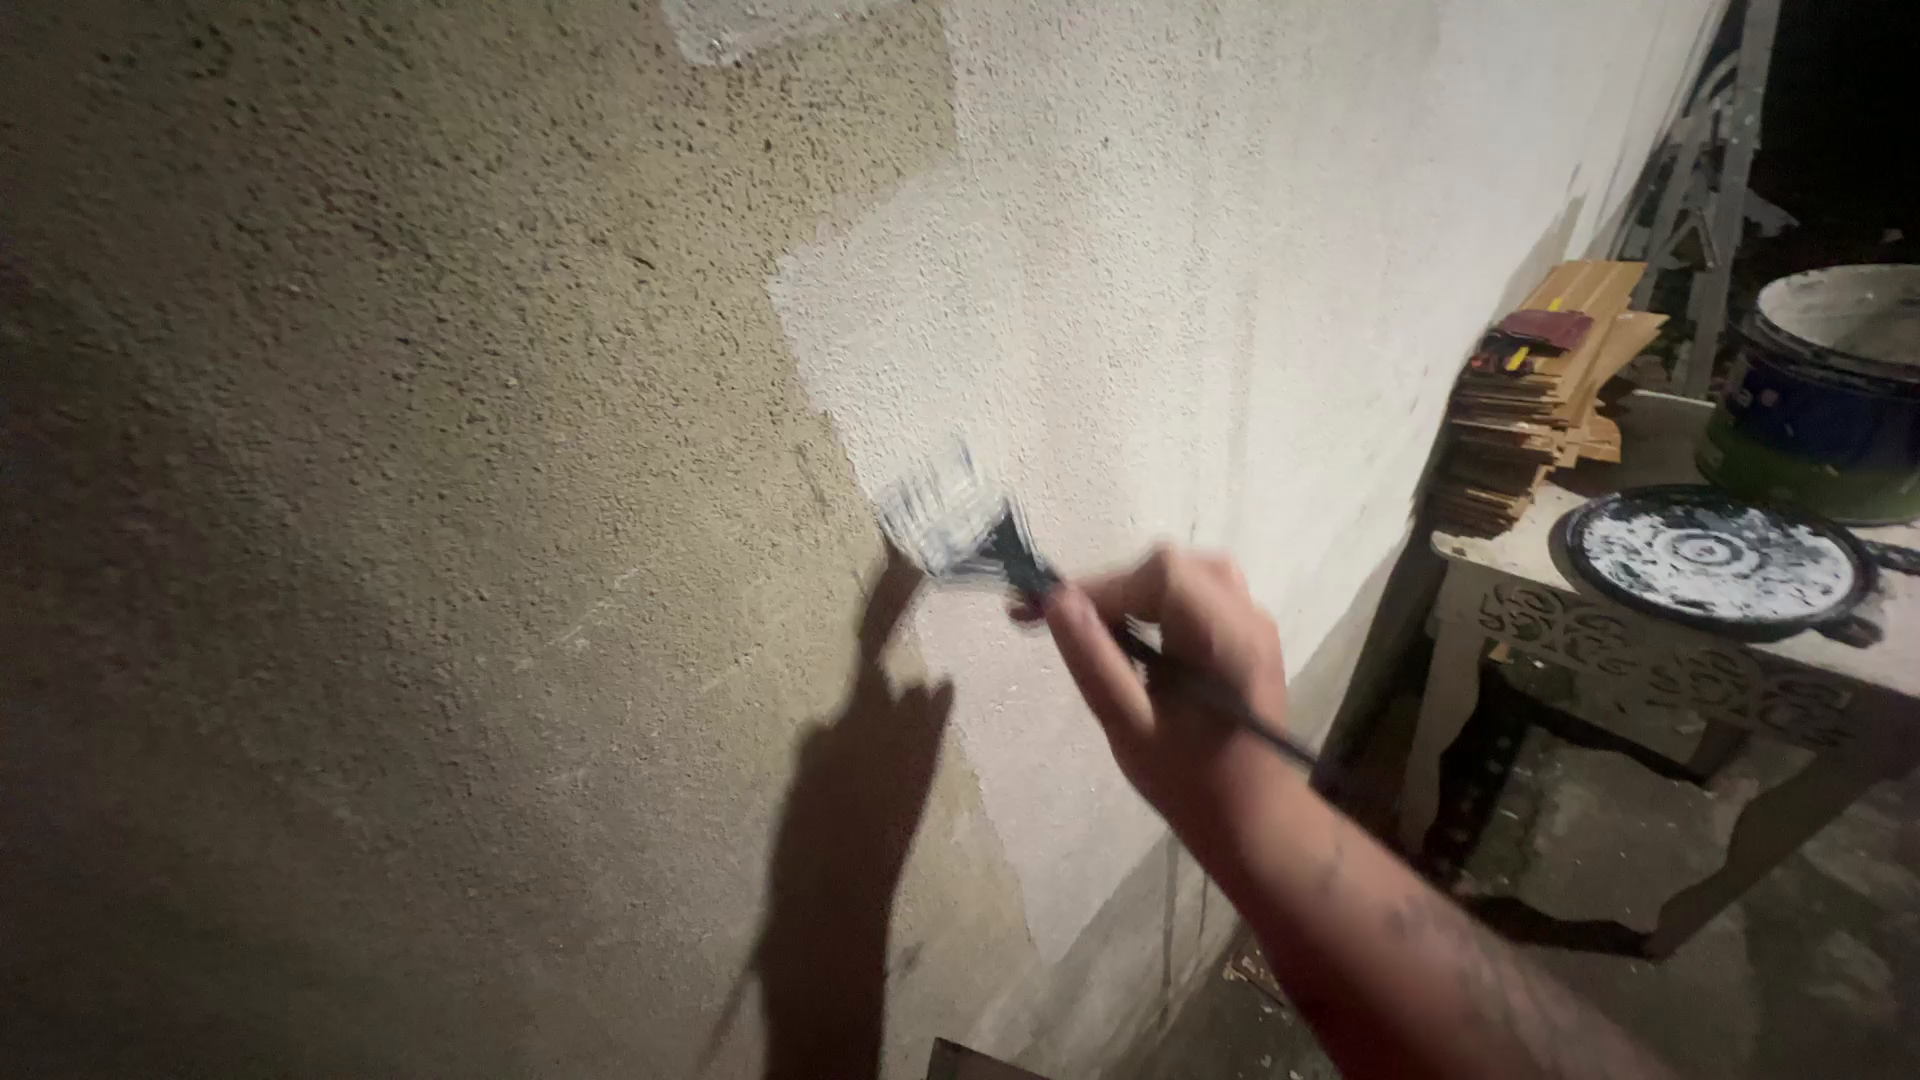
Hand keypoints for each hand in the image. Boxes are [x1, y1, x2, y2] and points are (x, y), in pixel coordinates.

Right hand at [1020, 545, 1301, 855]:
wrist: (1251, 817)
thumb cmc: (1189, 781)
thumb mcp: (1129, 727)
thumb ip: (1093, 660)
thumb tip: (1055, 599)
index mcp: (1226, 638)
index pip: (1157, 575)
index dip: (1096, 585)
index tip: (1039, 609)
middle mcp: (1247, 616)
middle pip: (1168, 568)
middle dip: (1110, 591)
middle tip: (1065, 626)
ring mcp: (1251, 621)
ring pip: (1180, 574)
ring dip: (1130, 595)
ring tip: (1095, 632)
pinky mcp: (1243, 632)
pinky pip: (1193, 592)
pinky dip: (1152, 604)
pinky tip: (1131, 639)